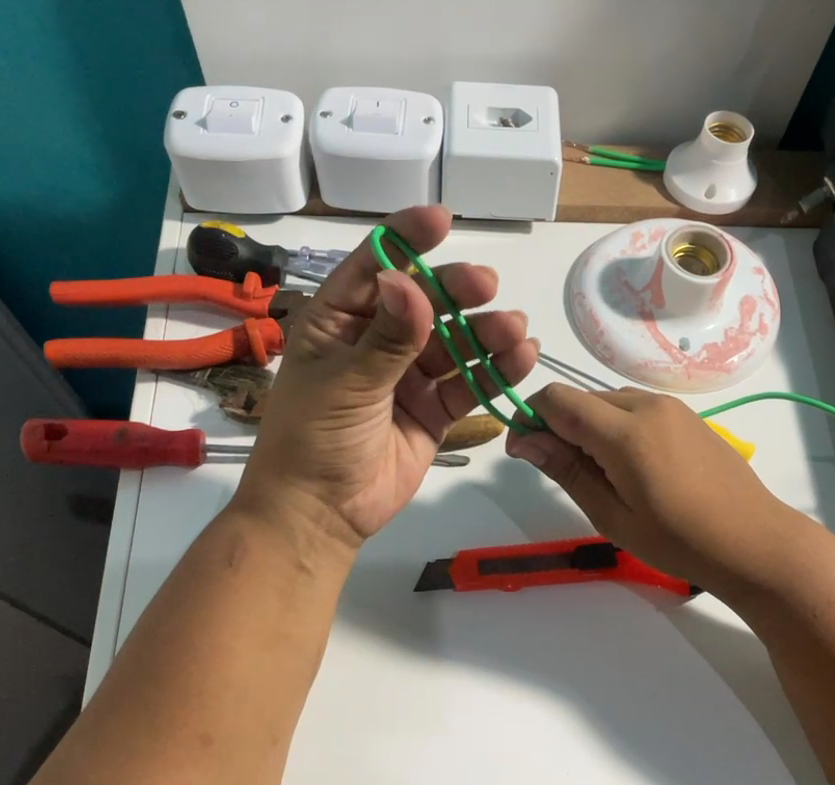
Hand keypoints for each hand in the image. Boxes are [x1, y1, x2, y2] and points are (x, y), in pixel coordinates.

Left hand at [236, 206, 538, 549]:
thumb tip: (412, 283)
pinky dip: (493, 373)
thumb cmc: (313, 438)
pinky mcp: (432, 415)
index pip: (374, 269)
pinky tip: (521, 357)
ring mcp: (407, 379)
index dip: (406, 241)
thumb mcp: (345, 382)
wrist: (319, 513)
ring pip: (453, 345)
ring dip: (485, 334)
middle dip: (457, 292)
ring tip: (515, 328)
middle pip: (424, 304)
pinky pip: (467, 387)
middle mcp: (375, 344)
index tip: (442, 220)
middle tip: (487, 285)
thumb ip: (387, 338)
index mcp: (338, 323)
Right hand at [506, 384, 800, 591]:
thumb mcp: (612, 515)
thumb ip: (567, 470)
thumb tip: (524, 439)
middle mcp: (647, 405)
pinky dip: (617, 430)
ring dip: (589, 429)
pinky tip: (632, 471)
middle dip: (559, 427)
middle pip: (581, 399)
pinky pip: (636, 411)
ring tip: (602, 479)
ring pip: (608, 403)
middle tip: (564, 476)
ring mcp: (671, 407)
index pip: (557, 400)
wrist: (752, 541)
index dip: (530, 420)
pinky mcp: (687, 416)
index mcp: (625, 431)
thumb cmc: (678, 541)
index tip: (524, 455)